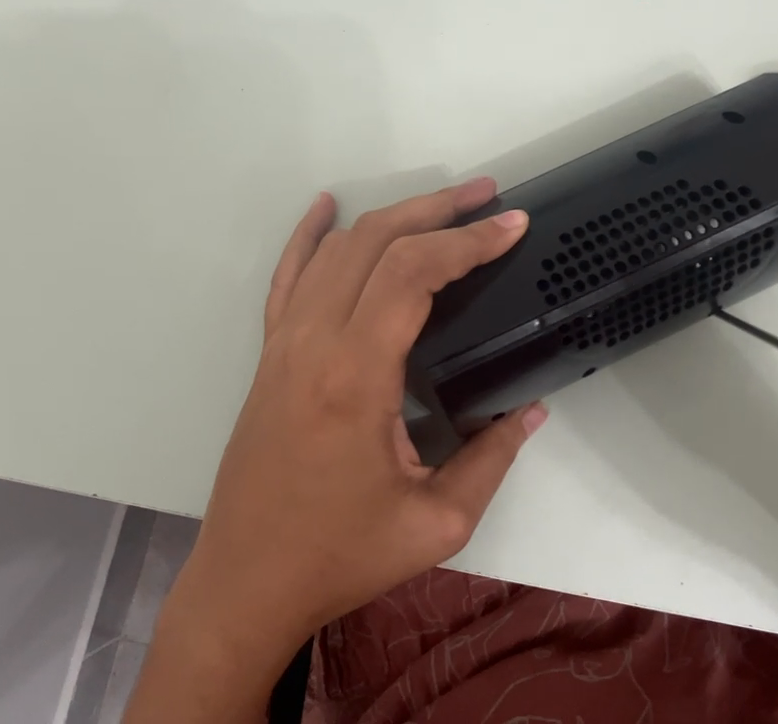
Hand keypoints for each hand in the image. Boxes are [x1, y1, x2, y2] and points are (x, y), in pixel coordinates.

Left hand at [127, 181, 546, 722]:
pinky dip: (309, 235)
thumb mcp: (435, 522)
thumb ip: (491, 459)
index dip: (467, 241)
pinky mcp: (269, 354)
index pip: (414, 274)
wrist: (247, 580)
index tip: (511, 225)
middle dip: (437, 211)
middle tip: (487, 198)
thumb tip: (530, 411)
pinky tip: (326, 207)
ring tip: (439, 208)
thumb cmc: (340, 554)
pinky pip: (288, 276)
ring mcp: (284, 343)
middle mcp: (314, 342)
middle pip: (376, 243)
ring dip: (389, 218)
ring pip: (335, 250)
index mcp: (357, 375)